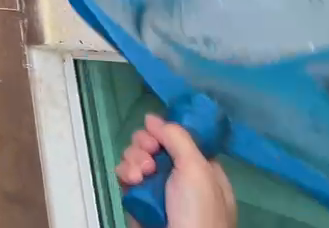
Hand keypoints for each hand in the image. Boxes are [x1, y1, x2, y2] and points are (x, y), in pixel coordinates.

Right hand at [118, 115, 235, 227]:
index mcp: (203, 172)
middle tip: (148, 153)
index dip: (165, 132)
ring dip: (133, 160)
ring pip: (136, 157)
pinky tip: (130, 181)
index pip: (180, 139)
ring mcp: (159, 188)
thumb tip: (152, 118)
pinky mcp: (139, 198)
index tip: (156, 132)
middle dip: (144, 145)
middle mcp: (181, 178)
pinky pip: (125, 174)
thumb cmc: (198, 211)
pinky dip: (125, 173)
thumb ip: (177, 138)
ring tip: (139, 175)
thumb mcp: (197, 170)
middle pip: (153, 144)